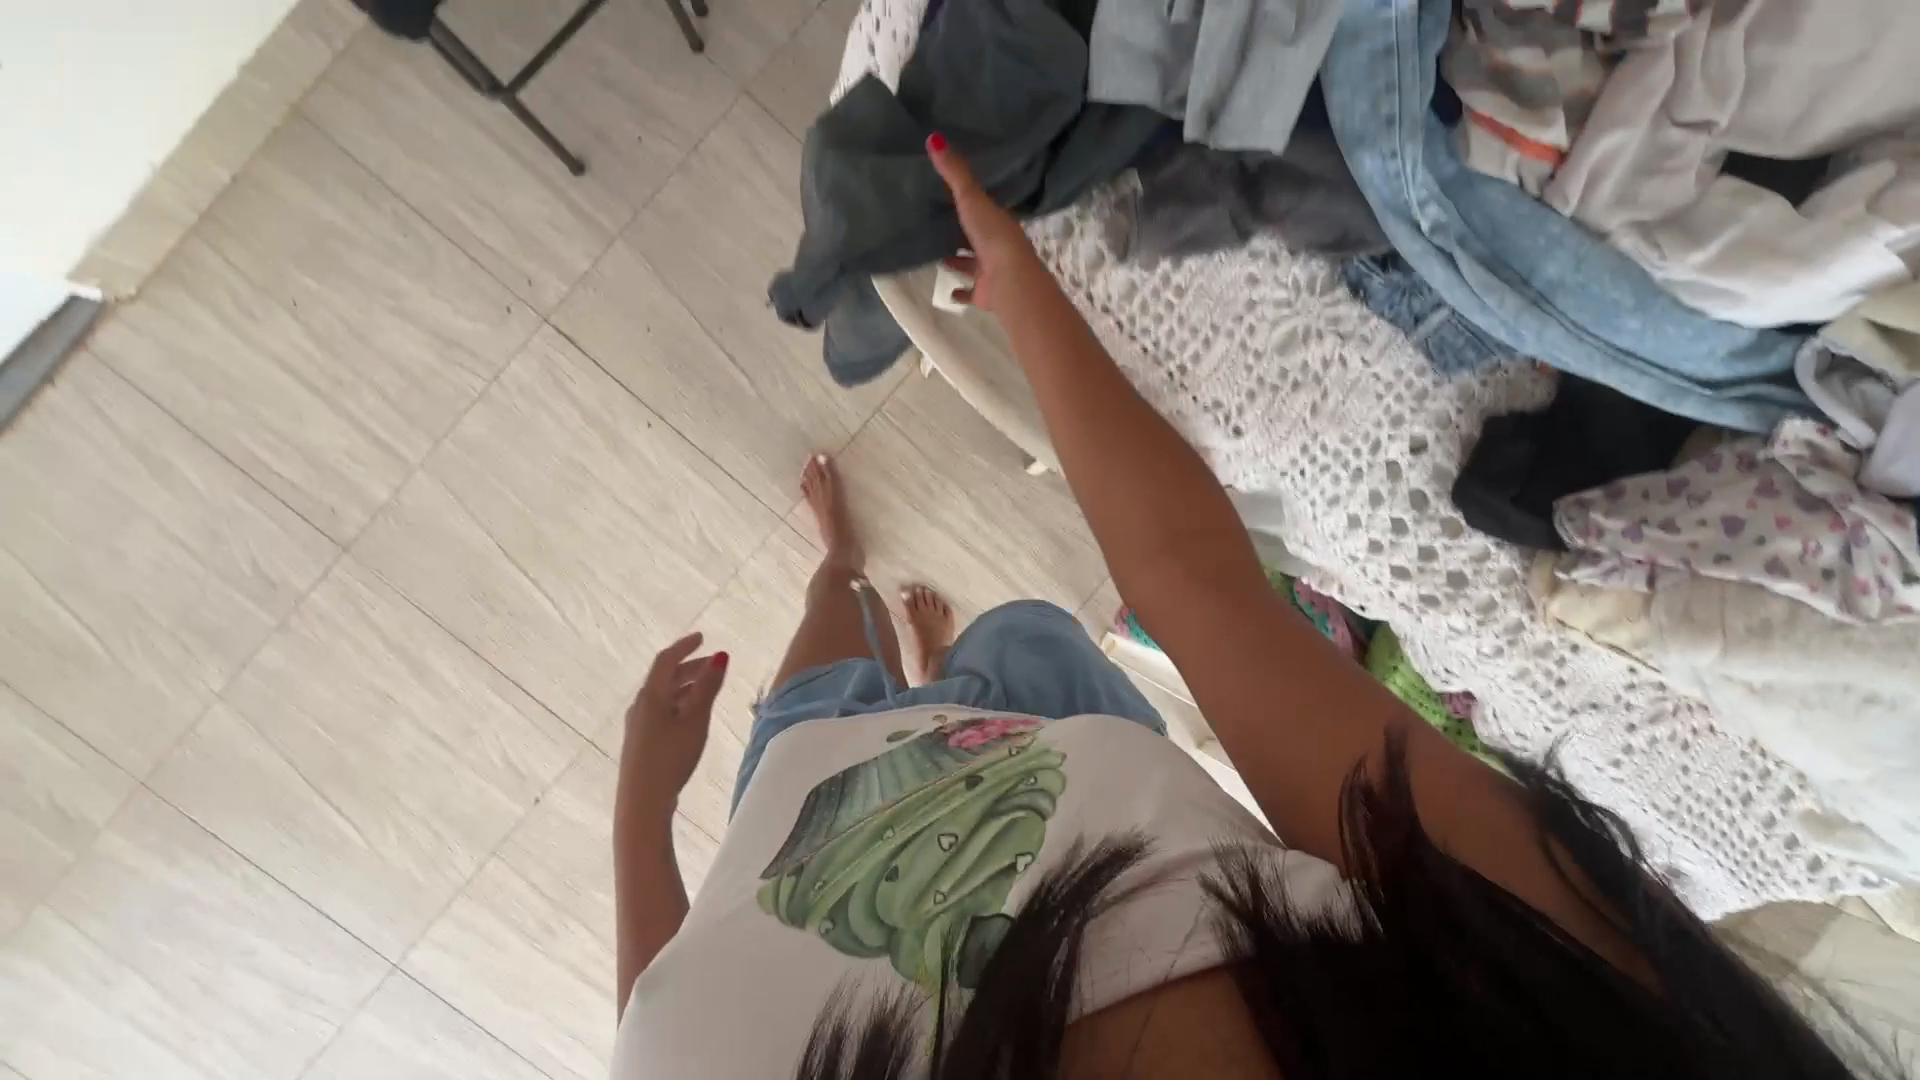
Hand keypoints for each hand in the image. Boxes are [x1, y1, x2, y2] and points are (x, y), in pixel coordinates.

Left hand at [620, 632, 726, 807]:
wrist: (642, 802)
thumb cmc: (670, 758)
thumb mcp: (695, 720)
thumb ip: (707, 688)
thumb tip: (719, 656)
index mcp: (651, 696)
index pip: (666, 661)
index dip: (685, 646)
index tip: (702, 638)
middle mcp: (640, 706)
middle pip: (664, 678)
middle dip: (689, 667)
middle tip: (713, 665)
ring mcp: (638, 725)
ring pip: (663, 695)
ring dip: (685, 686)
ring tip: (707, 689)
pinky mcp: (641, 742)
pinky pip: (661, 710)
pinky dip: (679, 703)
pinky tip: (691, 716)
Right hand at [926, 133, 1048, 313]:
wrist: (1008, 279)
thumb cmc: (992, 235)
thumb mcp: (971, 198)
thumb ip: (954, 173)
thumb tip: (933, 137)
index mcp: (997, 221)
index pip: (982, 207)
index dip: (968, 201)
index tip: (950, 194)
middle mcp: (996, 245)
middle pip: (975, 236)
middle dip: (960, 232)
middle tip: (938, 224)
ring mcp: (991, 271)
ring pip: (971, 264)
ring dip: (957, 261)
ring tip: (937, 255)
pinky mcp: (983, 294)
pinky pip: (969, 292)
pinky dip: (959, 292)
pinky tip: (947, 291)